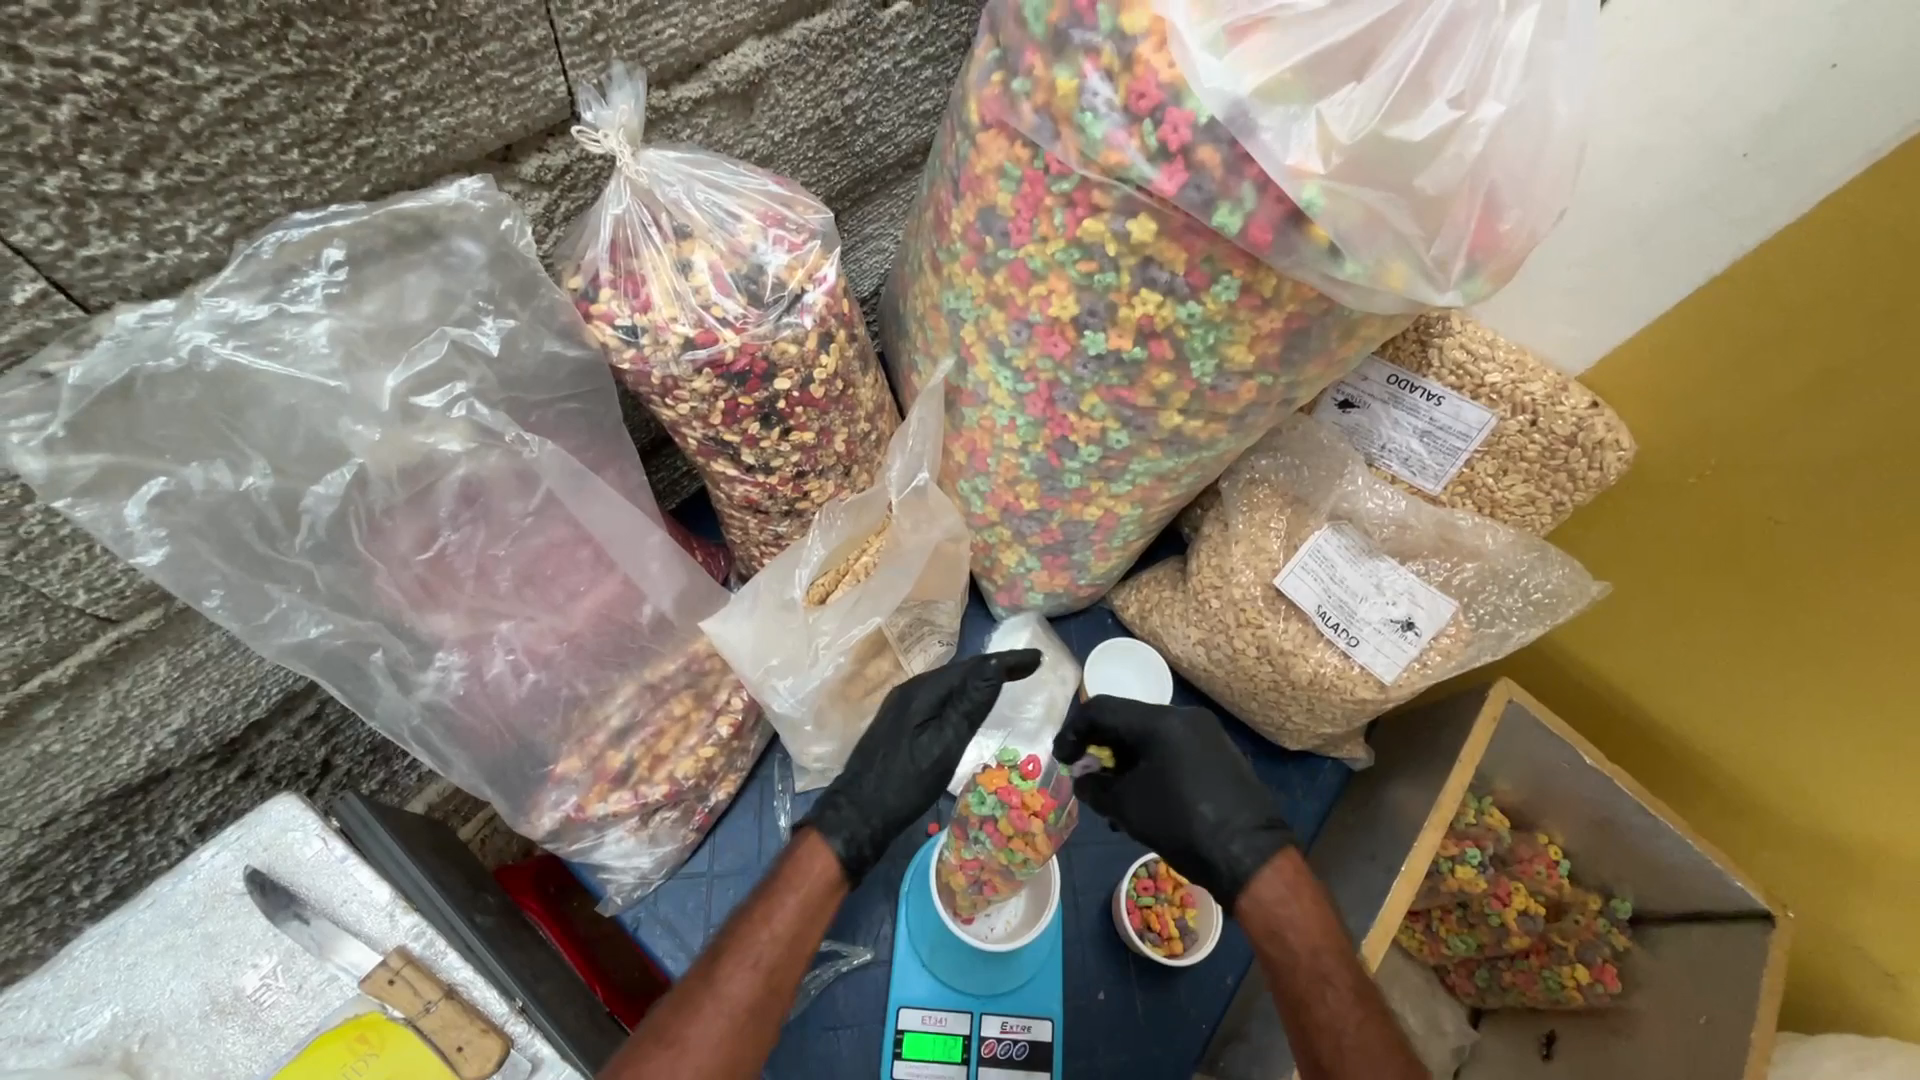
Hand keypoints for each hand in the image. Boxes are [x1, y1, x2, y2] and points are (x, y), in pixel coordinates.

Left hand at [803, 649, 1042, 885]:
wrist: (857, 814)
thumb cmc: (904, 785)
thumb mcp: (944, 747)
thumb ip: (969, 706)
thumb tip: (995, 666)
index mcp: (922, 691)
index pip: (973, 667)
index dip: (1006, 661)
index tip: (1038, 659)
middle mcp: (911, 689)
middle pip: (960, 670)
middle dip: (995, 666)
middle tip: (1030, 667)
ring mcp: (902, 705)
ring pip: (949, 683)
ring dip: (979, 679)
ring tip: (1008, 679)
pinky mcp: (900, 720)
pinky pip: (939, 697)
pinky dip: (962, 694)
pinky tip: (971, 704)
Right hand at [1054, 696, 1295, 909]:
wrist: (1251, 857)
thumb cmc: (1181, 826)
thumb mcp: (1125, 807)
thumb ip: (1094, 785)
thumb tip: (1083, 777)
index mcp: (1159, 721)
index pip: (1101, 709)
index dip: (1073, 731)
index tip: (1062, 759)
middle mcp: (1184, 717)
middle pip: (1127, 720)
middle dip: (1100, 748)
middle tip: (1087, 777)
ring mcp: (1207, 734)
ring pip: (1150, 737)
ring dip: (1126, 761)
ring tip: (1115, 798)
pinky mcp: (1220, 754)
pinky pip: (1173, 749)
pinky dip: (1151, 766)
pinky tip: (1146, 798)